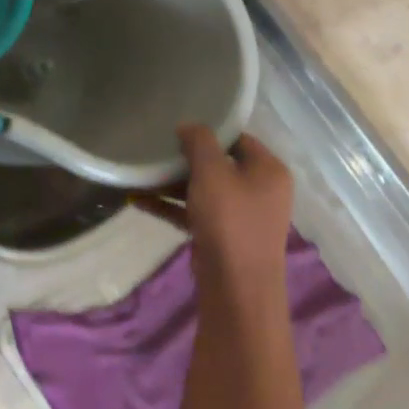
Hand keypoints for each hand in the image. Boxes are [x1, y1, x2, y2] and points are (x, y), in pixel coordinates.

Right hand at [132, 125, 293, 293]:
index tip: (175, 126)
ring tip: (141, 173)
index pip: (238, 138)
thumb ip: (200, 142)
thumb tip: (188, 125)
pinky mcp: (223, 234)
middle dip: (184, 158)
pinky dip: (170, 204)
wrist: (236, 282)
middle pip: (218, 163)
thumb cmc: (229, 219)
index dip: (208, 131)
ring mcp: (242, 214)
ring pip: (203, 188)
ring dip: (172, 182)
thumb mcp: (212, 172)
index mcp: (269, 170)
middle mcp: (260, 190)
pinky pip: (194, 210)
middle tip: (155, 147)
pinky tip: (139, 200)